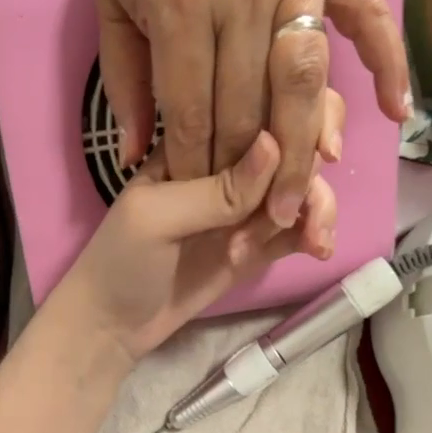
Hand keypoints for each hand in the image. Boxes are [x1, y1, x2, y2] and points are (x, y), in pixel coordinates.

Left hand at [56, 130, 336, 360]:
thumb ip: (216, 189)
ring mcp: (246, 205)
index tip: (318, 151)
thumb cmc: (120, 263)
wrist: (113, 327)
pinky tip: (319, 250)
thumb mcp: (157, 218)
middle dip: (308, 172)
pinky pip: (298, 228)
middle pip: (293, 142)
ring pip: (302, 186)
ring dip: (315, 209)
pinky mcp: (258, 245)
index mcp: (197, 137)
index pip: (258, 105)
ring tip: (310, 243)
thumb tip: (275, 143)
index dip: (297, 120)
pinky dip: (315, 234)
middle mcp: (228, 163)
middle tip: (296, 212)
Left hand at [95, 0, 409, 229]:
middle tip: (249, 224)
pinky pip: (367, 16)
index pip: (193, 113)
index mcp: (181, 2)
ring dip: (304, 153)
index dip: (195, 168)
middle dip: (248, 177)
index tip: (199, 205)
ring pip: (303, 84)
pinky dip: (388, 61)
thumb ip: (124, 80)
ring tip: (300, 206)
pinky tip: (396, 112)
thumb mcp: (113, 0)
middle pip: (250, 110)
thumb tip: (139, 155)